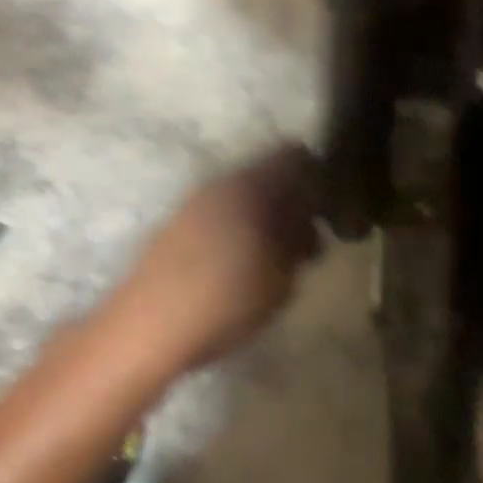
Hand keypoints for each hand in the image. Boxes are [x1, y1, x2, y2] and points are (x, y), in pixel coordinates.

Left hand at [112, 144, 322, 364]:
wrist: (149, 326)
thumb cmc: (226, 300)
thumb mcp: (280, 278)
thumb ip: (300, 244)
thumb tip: (308, 227)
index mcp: (251, 184)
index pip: (295, 156)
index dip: (320, 178)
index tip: (333, 211)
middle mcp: (221, 182)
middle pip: (269, 176)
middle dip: (294, 203)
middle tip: (311, 244)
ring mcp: (194, 203)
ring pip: (245, 197)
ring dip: (267, 220)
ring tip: (280, 263)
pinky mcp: (177, 227)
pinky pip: (222, 215)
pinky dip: (241, 231)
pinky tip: (246, 267)